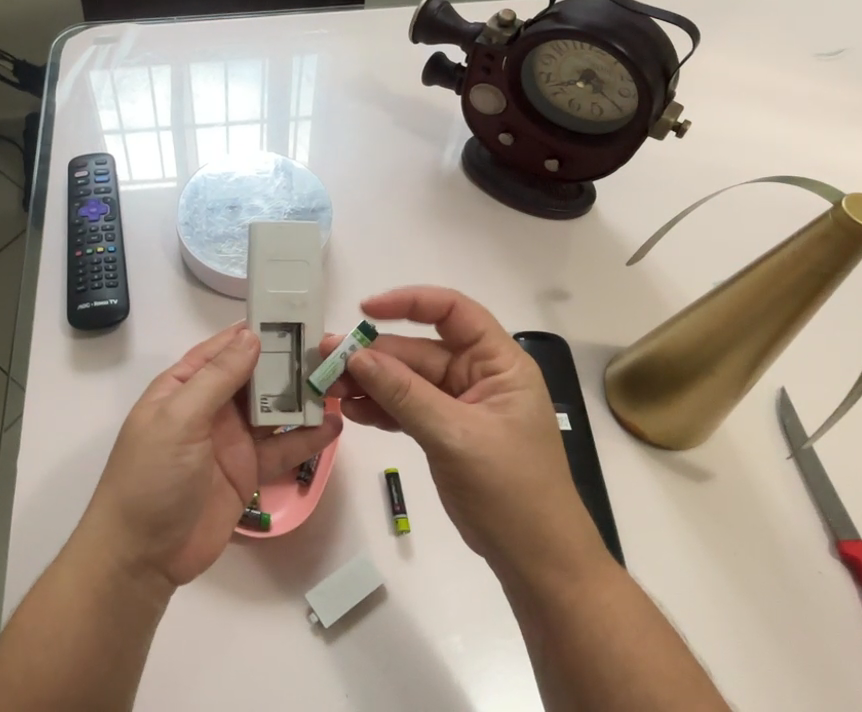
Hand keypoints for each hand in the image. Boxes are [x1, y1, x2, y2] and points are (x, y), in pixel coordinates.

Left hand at [77, 322, 342, 588]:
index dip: (254, 334)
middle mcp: (208, 408)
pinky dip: (306, 438)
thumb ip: (217, 378)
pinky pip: (281, 448)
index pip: (222, 350)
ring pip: (272, 410)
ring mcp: (230, 440)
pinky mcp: (247, 471)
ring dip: (301, 399)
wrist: (143, 554)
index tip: (292, 316)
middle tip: (329, 351)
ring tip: (339, 384)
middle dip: (286, 364)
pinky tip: (333, 427)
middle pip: (253, 377)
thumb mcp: (179, 419)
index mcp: (183, 388)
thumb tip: (251, 336)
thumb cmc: (151, 476)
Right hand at [326, 287, 604, 580]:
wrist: (536, 558)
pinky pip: (406, 408)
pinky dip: (379, 409)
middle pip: (419, 349)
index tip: (364, 310)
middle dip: (373, 355)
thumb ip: (405, 394)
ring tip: (329, 389)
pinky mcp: (444, 432)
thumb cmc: (510, 489)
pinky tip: (351, 413)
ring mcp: (459, 405)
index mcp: (498, 363)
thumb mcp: (455, 436)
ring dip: (369, 383)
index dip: (410, 302)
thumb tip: (357, 356)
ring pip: (406, 380)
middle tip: (325, 361)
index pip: (453, 312)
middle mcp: (478, 375)